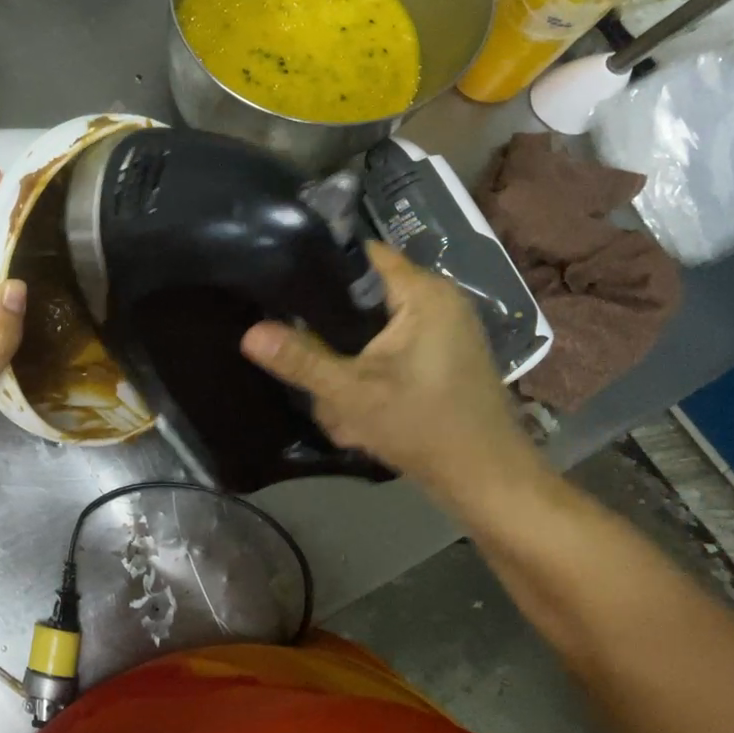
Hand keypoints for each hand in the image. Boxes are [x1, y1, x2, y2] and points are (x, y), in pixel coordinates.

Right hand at [239, 242, 540, 495]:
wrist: (484, 478)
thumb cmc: (423, 425)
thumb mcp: (350, 393)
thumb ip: (300, 360)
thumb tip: (248, 334)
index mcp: (423, 294)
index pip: (360, 254)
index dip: (316, 262)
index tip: (273, 276)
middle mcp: (437, 301)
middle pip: (361, 292)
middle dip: (326, 321)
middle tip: (286, 334)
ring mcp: (441, 329)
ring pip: (370, 326)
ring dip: (344, 353)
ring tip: (318, 375)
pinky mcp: (438, 355)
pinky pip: (386, 347)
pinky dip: (364, 367)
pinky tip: (346, 395)